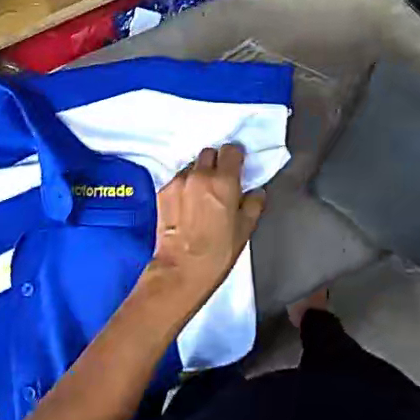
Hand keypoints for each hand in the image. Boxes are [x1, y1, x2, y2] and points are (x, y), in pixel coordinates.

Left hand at [146, 144, 265, 307]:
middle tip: (220, 180)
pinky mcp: (163, 192)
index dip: (235, 158)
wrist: (181, 270)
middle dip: (216, 162)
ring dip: (199, 173)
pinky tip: (187, 203)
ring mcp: (179, 182)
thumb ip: (254, 203)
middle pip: (209, 153)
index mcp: (224, 181)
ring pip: (192, 165)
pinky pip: (178, 179)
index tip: (237, 168)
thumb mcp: (246, 228)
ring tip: (201, 193)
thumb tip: (255, 193)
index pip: (231, 150)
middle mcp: (200, 175)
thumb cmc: (218, 251)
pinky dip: (184, 185)